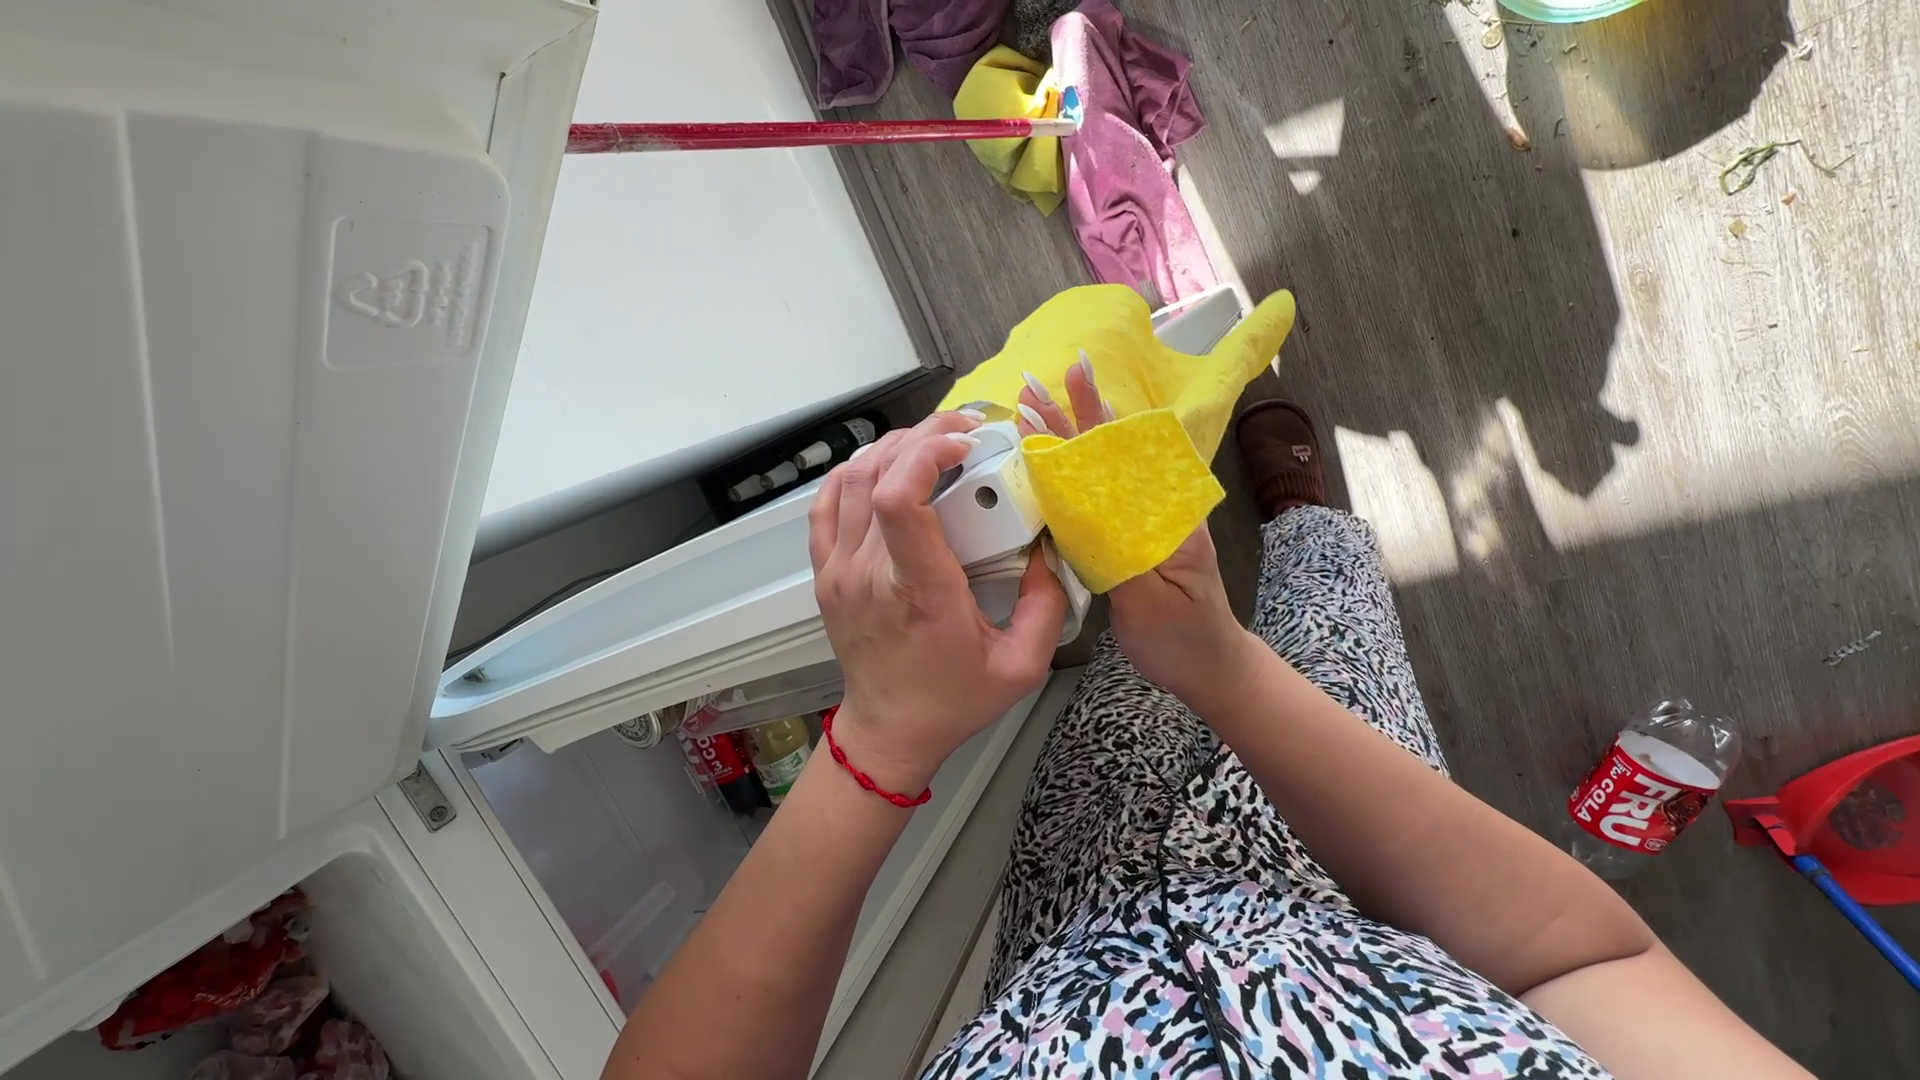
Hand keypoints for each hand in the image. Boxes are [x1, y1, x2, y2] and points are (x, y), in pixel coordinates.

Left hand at [810, 412, 1068, 794]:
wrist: (890, 731)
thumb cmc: (952, 701)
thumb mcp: (1021, 666)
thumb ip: (1045, 606)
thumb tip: (1046, 550)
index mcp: (920, 594)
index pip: (901, 502)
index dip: (927, 455)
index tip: (964, 445)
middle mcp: (871, 576)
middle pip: (878, 476)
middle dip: (920, 438)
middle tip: (960, 434)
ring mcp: (840, 573)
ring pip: (851, 481)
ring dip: (891, 449)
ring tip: (929, 445)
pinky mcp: (826, 575)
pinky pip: (825, 506)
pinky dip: (851, 474)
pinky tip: (881, 465)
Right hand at [1014, 355, 1260, 713]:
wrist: (1211, 668)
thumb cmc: (1183, 639)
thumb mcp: (1150, 600)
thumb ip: (1118, 549)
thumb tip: (1083, 506)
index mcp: (1165, 518)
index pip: (1119, 461)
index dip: (1083, 428)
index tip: (1056, 397)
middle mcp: (1157, 511)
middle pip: (1110, 454)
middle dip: (1073, 416)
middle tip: (1036, 386)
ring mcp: (1146, 524)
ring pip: (1104, 470)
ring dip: (1071, 437)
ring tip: (1040, 408)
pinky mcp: (1134, 540)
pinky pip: (1102, 498)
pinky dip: (1076, 473)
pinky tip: (1058, 459)